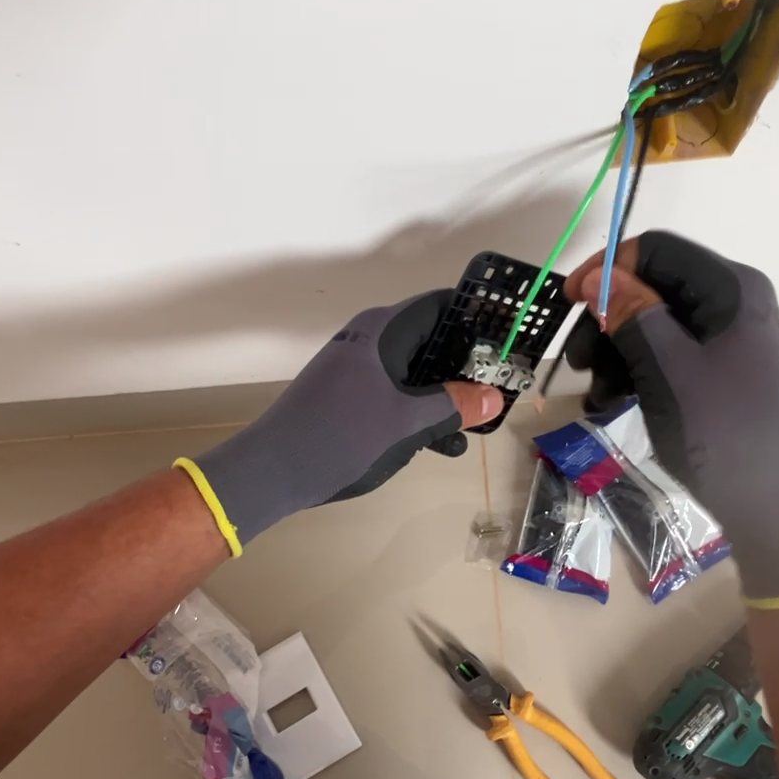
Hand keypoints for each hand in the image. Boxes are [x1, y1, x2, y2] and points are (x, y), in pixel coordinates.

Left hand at [185, 291, 502, 552]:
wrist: (271, 471)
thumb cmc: (340, 436)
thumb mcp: (405, 423)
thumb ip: (453, 405)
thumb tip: (493, 395)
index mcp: (380, 331)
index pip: (439, 307)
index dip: (476, 320)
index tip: (507, 340)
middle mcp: (367, 341)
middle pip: (429, 341)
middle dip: (465, 365)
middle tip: (499, 387)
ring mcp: (354, 371)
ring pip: (412, 374)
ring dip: (444, 396)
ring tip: (477, 424)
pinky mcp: (346, 399)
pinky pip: (394, 396)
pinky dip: (418, 412)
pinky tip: (443, 443)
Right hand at [564, 232, 778, 604]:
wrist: (773, 505)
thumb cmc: (721, 431)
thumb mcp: (667, 370)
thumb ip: (632, 315)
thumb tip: (595, 276)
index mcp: (730, 289)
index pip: (656, 250)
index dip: (606, 268)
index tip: (568, 303)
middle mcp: (732, 303)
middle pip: (653, 287)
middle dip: (608, 320)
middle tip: (577, 362)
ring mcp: (727, 339)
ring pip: (654, 324)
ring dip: (616, 353)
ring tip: (598, 394)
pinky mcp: (720, 371)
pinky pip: (668, 354)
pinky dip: (636, 372)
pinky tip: (614, 403)